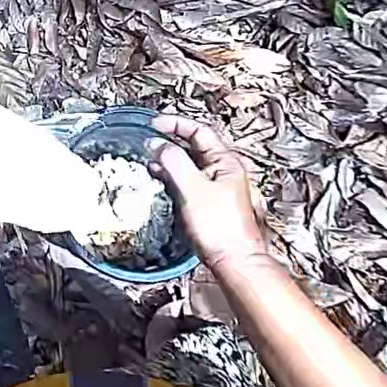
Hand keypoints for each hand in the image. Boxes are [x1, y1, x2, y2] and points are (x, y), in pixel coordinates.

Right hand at [148, 115, 270, 270]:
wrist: (235, 262)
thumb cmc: (221, 228)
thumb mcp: (193, 188)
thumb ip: (174, 162)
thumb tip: (157, 144)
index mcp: (226, 161)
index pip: (199, 131)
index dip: (175, 124)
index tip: (154, 124)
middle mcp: (224, 171)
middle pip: (194, 145)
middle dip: (170, 140)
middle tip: (150, 139)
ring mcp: (218, 187)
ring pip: (190, 163)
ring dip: (170, 159)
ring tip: (150, 158)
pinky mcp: (211, 203)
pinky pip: (189, 180)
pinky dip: (174, 176)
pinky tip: (162, 179)